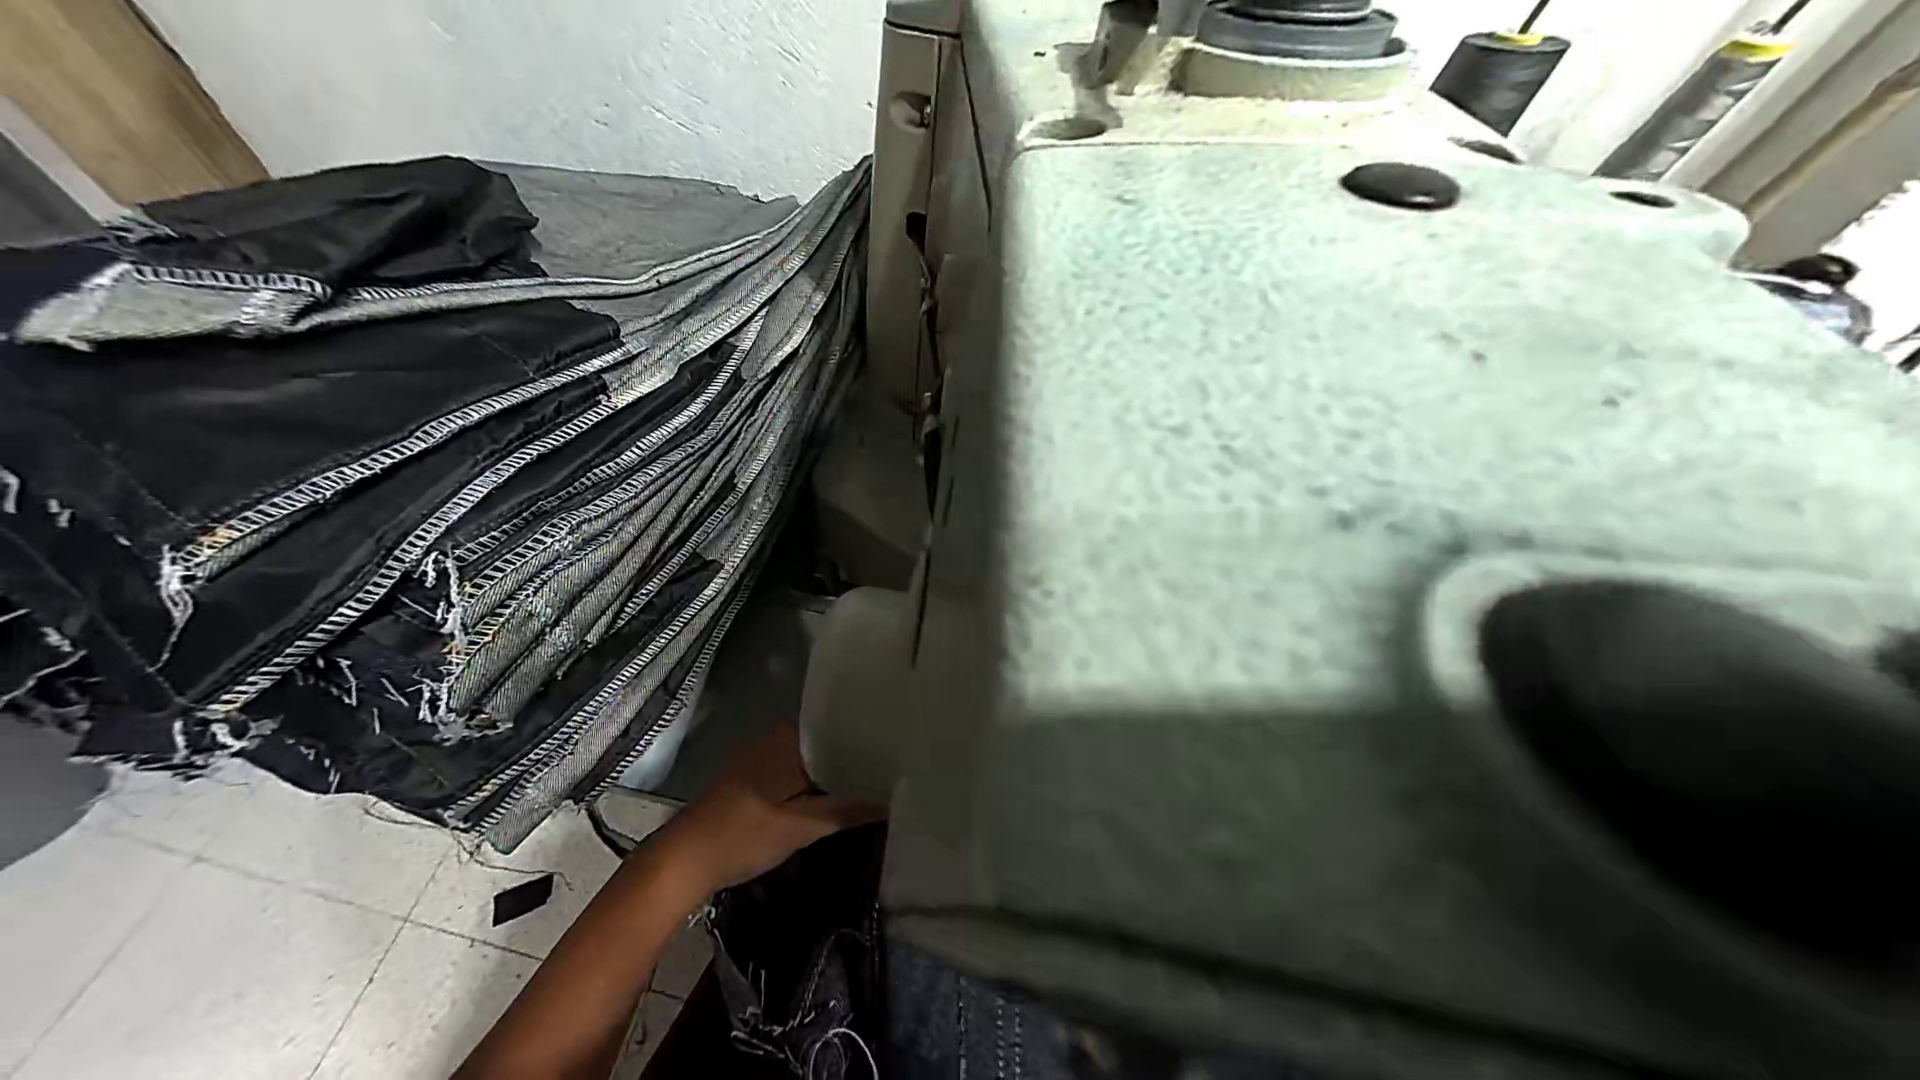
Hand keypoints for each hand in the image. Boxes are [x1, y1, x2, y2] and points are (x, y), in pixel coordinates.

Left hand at [651, 722, 884, 898]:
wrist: (682, 862)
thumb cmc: (741, 836)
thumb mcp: (800, 827)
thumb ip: (846, 810)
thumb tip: (892, 800)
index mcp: (788, 736)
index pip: (842, 728)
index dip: (872, 742)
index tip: (901, 754)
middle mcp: (776, 737)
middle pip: (830, 746)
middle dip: (858, 760)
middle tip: (896, 773)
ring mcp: (764, 757)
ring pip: (815, 761)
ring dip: (839, 775)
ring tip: (879, 784)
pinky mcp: (757, 779)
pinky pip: (799, 773)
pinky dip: (818, 785)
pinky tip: (841, 799)